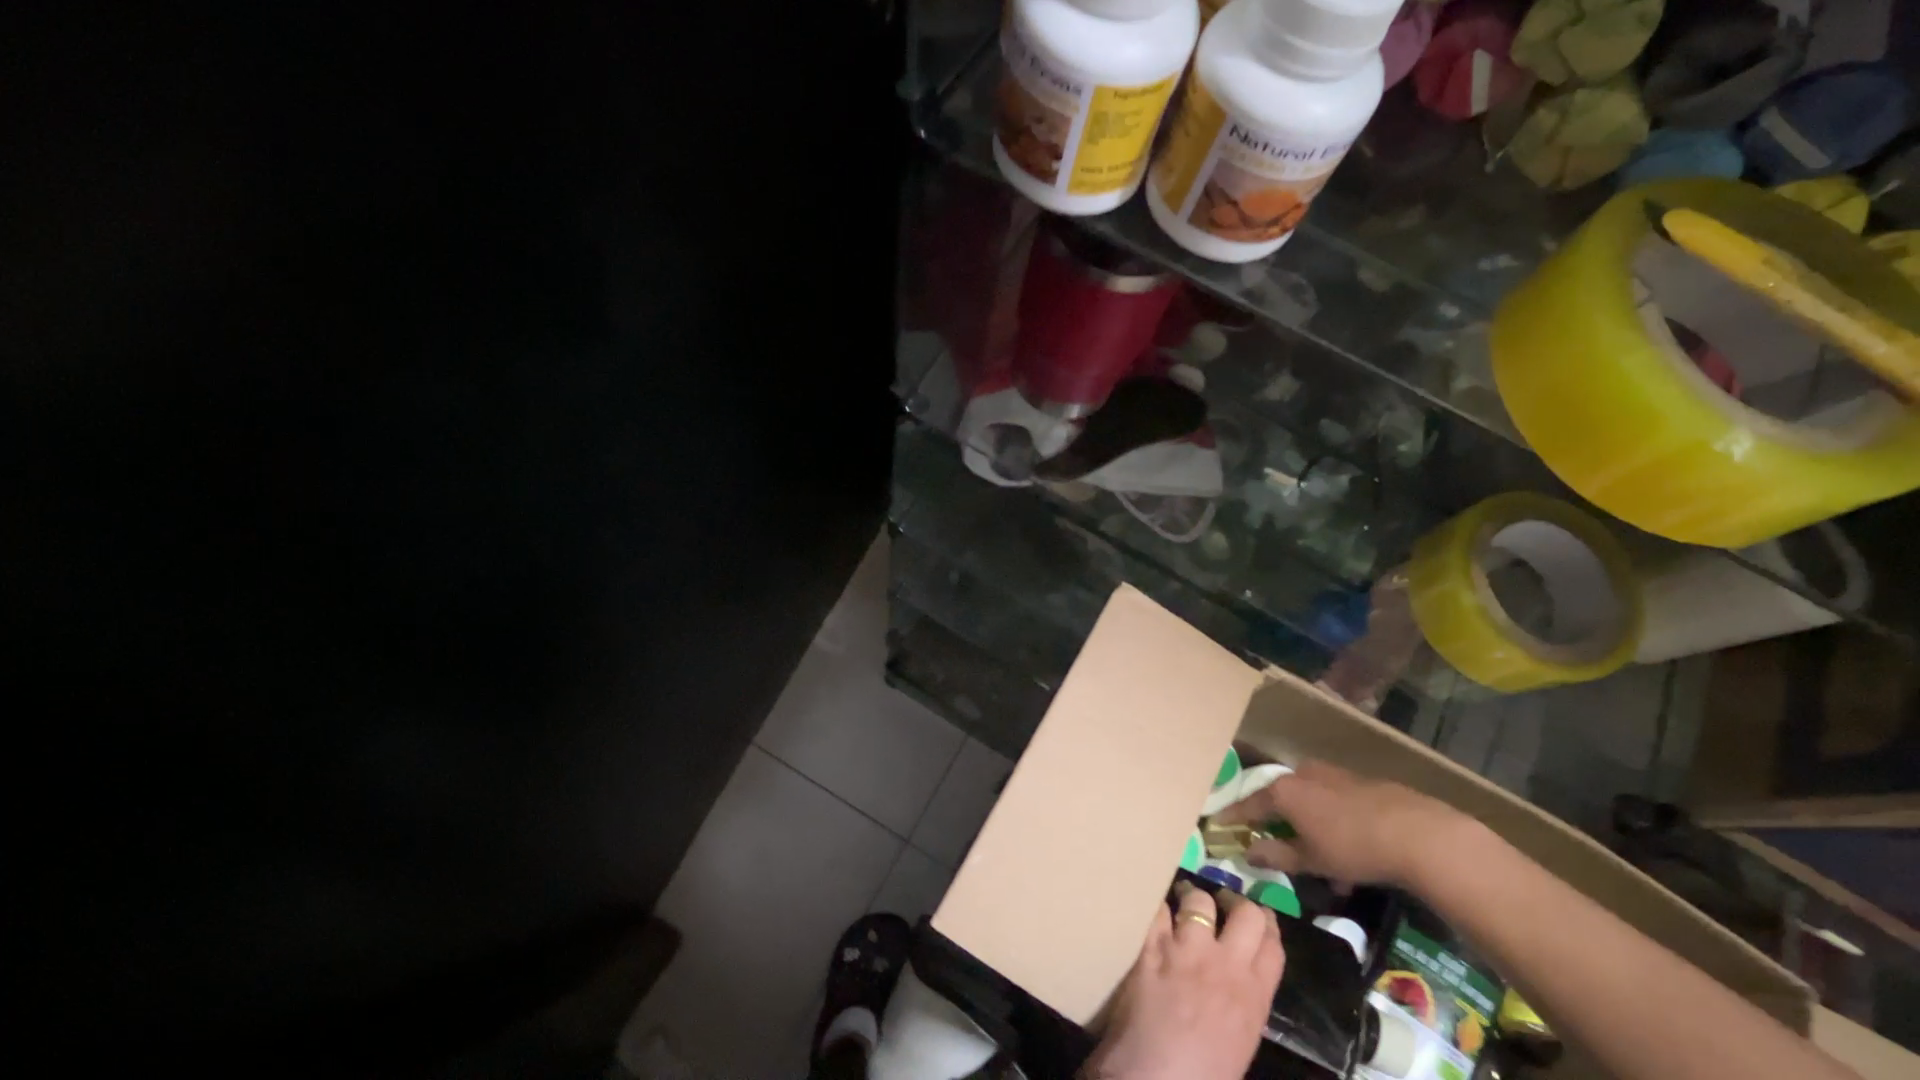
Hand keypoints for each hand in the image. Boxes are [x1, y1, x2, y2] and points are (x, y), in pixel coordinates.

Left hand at [1084, 884, 1283, 1079]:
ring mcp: (1187, 952)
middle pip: (1246, 913)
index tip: (1261, 916)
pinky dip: (1157, 908)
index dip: (1268, 925)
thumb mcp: (1240, 1046)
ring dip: (1193, 900)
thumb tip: (1239, 993)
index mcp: (1254, 997)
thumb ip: (1244, 1009)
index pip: (1273, 946)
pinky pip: (1157, 911)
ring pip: (1199, 902)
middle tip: (1224, 903)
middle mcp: (1225, 965)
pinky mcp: (1150, 947)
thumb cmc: (1200, 1078)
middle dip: (1237, 903)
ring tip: (1184, 902)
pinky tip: (1153, 910)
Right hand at [1212, 761, 1475, 888]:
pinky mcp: (1364, 782)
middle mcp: (1305, 775)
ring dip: (1311, 826)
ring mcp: (1336, 775)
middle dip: (1278, 820)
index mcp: (1285, 791)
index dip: (1233, 815)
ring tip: (1323, 862)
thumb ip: (1276, 855)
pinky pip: (1337, 802)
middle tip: (1275, 840)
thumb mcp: (1310, 860)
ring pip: (1313, 800)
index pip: (1249, 803)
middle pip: (1282, 796)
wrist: (1418, 834)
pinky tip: (1352, 854)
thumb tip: (1248, 852)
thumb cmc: (1352, 847)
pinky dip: (1335, 823)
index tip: (1218, 822)